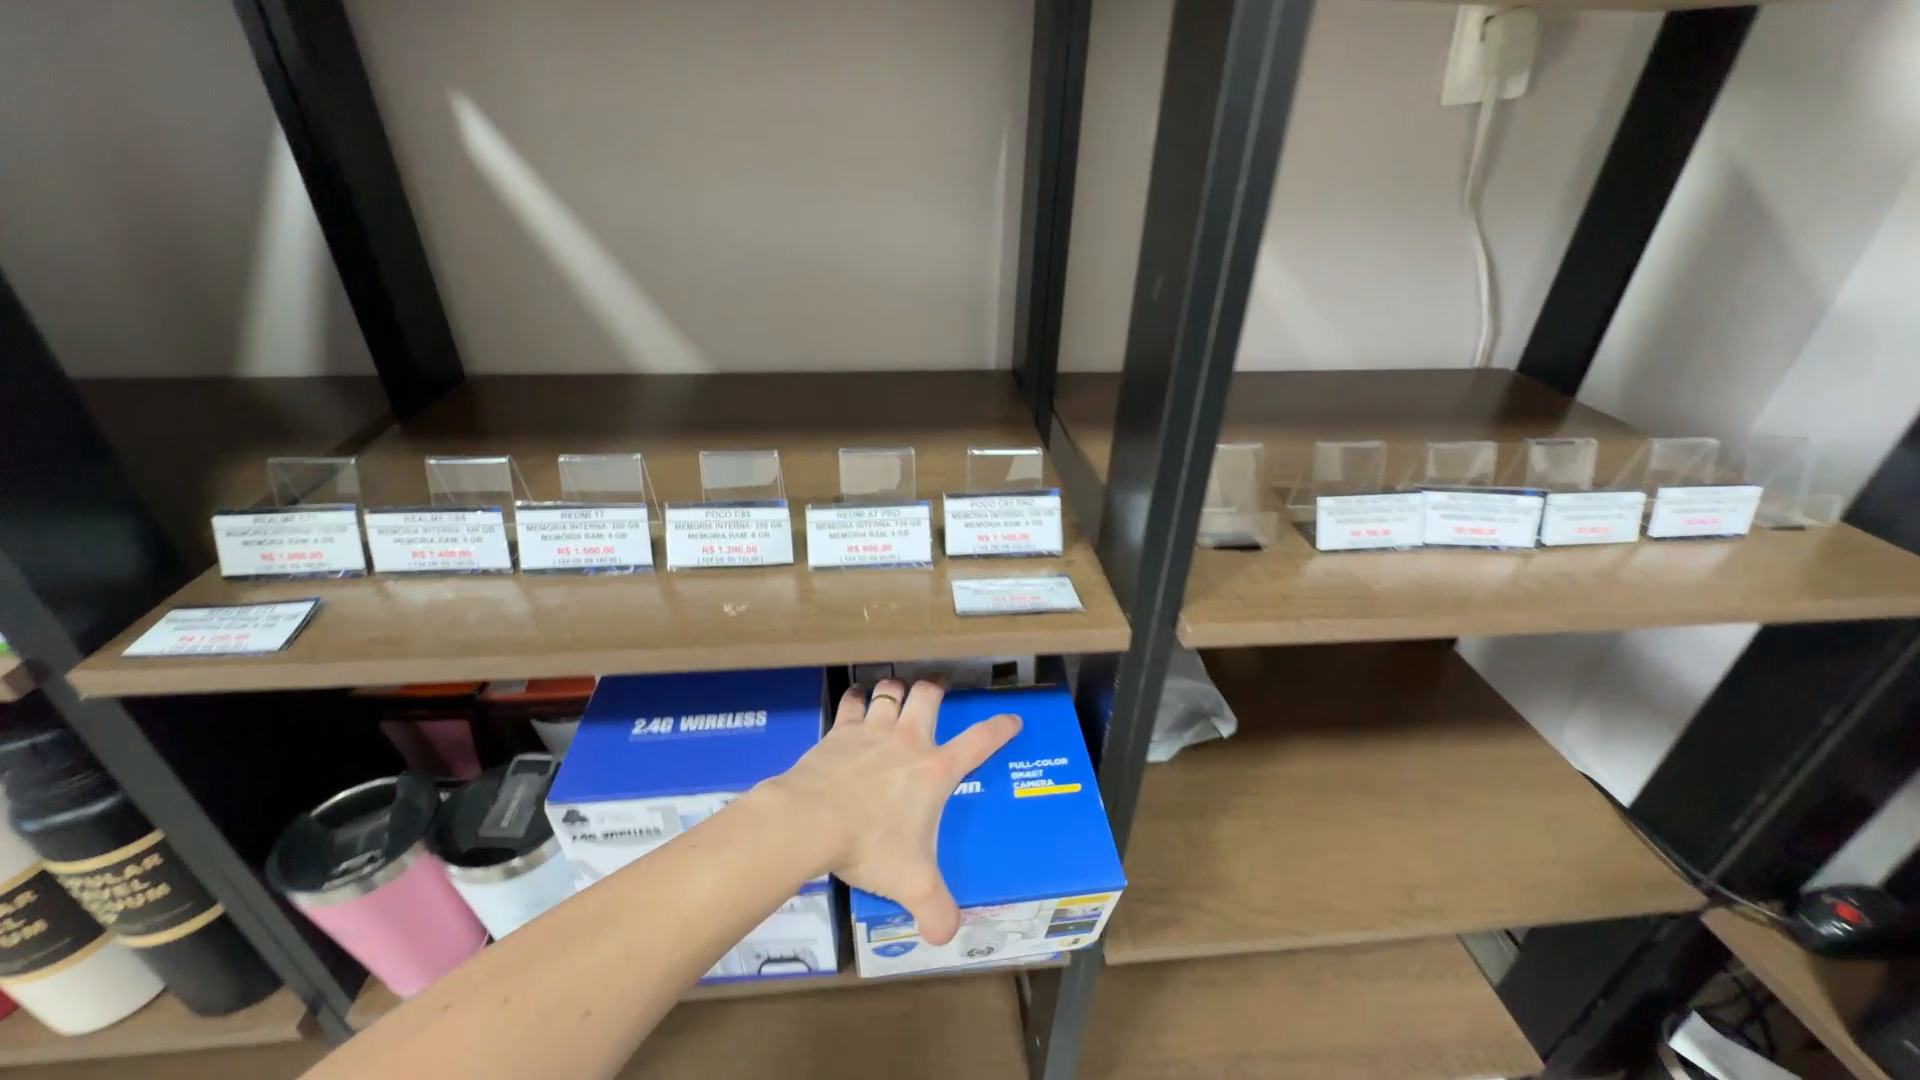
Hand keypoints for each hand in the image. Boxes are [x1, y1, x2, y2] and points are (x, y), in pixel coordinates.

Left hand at [752, 679, 1019, 944]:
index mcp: (935, 771)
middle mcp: (908, 741)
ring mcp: (871, 732)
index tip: (1011, 719)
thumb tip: (946, 936)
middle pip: (929, 696)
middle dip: (936, 687)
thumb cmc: (869, 845)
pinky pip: (852, 702)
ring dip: (895, 689)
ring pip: (890, 692)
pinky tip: (856, 699)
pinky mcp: (839, 732)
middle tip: (938, 687)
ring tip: (896, 690)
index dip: (1000, 728)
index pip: (979, 742)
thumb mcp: (912, 883)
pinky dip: (857, 698)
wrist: (811, 820)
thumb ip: (936, 910)